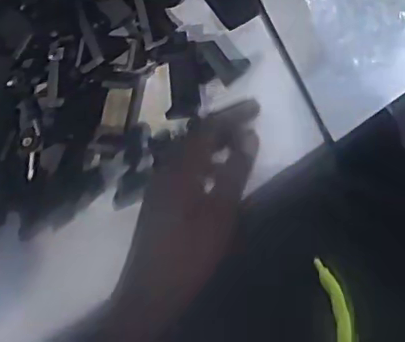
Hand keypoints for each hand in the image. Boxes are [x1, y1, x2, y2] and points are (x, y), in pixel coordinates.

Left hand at [101, 101, 260, 341]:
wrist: (147, 296)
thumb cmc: (189, 253)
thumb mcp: (220, 212)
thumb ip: (235, 171)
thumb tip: (249, 134)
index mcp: (181, 165)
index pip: (209, 127)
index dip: (233, 115)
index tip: (256, 108)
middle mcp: (167, 167)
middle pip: (197, 135)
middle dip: (224, 126)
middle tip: (249, 122)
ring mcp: (159, 184)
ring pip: (190, 152)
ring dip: (214, 144)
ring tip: (238, 147)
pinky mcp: (158, 201)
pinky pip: (184, 167)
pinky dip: (204, 162)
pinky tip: (216, 178)